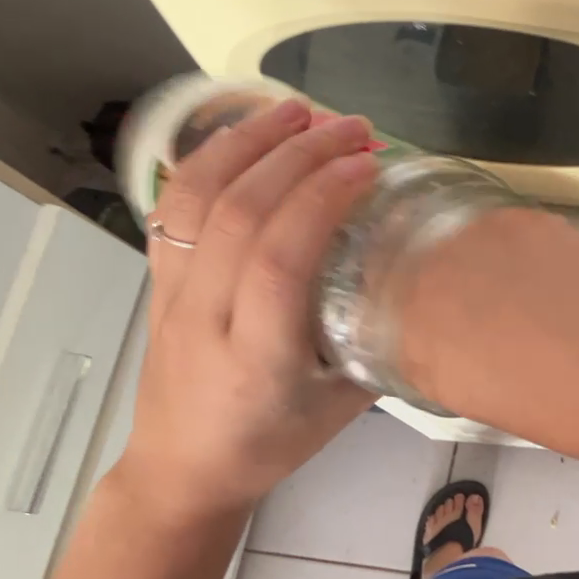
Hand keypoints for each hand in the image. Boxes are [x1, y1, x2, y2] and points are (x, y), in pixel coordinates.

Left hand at [114, 99, 380, 523]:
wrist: (183, 469)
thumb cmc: (270, 444)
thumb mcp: (342, 408)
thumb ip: (376, 344)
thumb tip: (420, 284)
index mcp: (256, 357)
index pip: (278, 260)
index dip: (321, 201)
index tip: (368, 166)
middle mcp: (203, 316)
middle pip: (237, 212)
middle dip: (297, 155)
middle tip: (352, 127)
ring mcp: (171, 291)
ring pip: (196, 197)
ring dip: (247, 141)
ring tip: (297, 109)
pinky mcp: (158, 277)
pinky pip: (174, 204)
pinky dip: (209, 156)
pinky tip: (246, 133)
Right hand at [395, 207, 578, 444]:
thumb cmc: (541, 405)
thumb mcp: (460, 391)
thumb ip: (425, 351)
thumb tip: (423, 326)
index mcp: (408, 319)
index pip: (376, 281)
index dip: (397, 286)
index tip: (416, 296)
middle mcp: (432, 266)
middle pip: (414, 246)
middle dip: (434, 264)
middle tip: (467, 287)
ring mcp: (482, 235)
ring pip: (462, 232)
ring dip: (475, 251)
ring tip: (508, 278)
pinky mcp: (529, 219)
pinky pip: (508, 225)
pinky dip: (518, 246)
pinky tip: (542, 271)